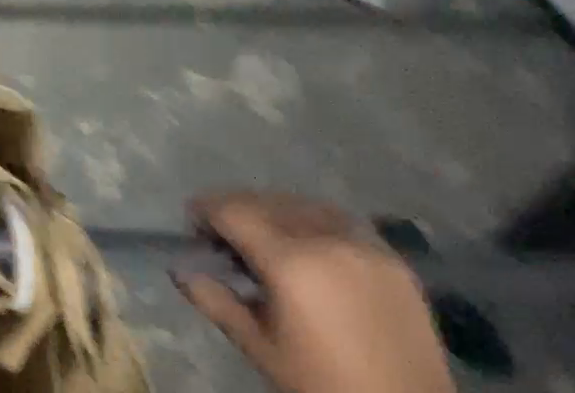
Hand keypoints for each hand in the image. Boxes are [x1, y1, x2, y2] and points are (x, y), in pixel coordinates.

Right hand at [177, 193, 454, 392]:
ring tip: (267, 236)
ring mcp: (366, 247)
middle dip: (236, 209)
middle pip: (266, 201)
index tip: (192, 225)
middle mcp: (327, 240)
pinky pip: (343, 222)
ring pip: (305, 205)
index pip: (231, 210)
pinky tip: (310, 244)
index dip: (203, 210)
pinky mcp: (394, 260)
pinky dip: (316, 221)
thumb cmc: (322, 381)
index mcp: (290, 261)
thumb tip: (180, 269)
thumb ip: (214, 300)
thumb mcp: (258, 346)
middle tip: (224, 235)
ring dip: (275, 210)